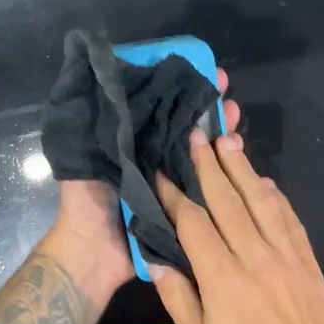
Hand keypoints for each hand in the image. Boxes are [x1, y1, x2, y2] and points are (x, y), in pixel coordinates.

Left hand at [41, 70, 237, 307]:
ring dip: (218, 132)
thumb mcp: (88, 153)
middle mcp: (152, 162)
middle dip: (204, 107)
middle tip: (223, 87)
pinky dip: (223, 170)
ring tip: (234, 112)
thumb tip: (110, 79)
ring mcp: (170, 186)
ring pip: (199, 153)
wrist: (92, 252)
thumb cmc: (85, 201)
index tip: (196, 70)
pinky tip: (238, 152)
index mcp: (129, 146)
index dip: (177, 90)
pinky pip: (207, 186)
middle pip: (184, 128)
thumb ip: (104, 124)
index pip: (159, 110)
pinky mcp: (185, 209)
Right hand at [149, 119, 323, 323]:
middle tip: (195, 134)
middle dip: (208, 165)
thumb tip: (157, 262)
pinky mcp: (307, 261)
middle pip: (228, 200)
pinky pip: (289, 217)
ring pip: (261, 201)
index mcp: (223, 280)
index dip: (175, 195)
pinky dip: (274, 194)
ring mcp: (286, 256)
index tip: (160, 171)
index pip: (194, 224)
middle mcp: (255, 257)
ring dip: (242, 168)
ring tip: (227, 140)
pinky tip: (263, 180)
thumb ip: (179, 300)